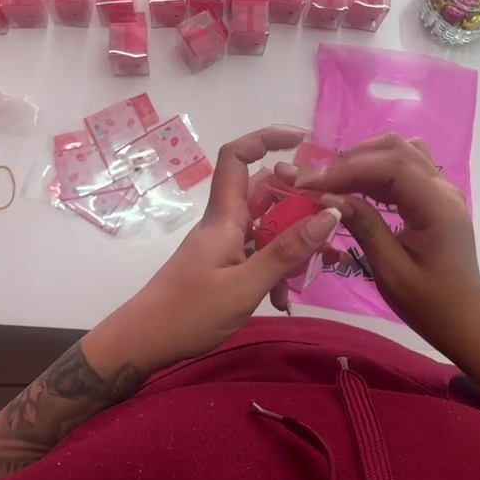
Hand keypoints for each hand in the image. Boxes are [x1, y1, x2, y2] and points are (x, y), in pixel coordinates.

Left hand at [89, 126, 341, 375]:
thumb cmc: (190, 312)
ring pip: (268, 226)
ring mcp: (226, 245)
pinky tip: (287, 300)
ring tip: (326, 263)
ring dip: (296, 242)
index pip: (238, 157)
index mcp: (225, 216)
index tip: (303, 138)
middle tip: (335, 217)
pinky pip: (260, 254)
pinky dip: (278, 270)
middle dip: (301, 201)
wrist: (144, 342)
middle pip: (266, 192)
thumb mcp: (246, 286)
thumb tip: (329, 214)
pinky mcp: (226, 266)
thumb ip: (287, 252)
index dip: (267, 138)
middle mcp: (226, 222)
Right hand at [281, 133, 479, 361]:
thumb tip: (327, 198)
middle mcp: (443, 189)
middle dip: (351, 159)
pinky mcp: (433, 196)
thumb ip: (364, 227)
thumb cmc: (429, 304)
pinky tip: (352, 186)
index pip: (392, 167)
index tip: (309, 182)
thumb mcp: (391, 272)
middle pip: (396, 149)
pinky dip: (374, 168)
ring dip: (363, 159)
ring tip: (331, 181)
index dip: (347, 168)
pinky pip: (403, 166)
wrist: (465, 321)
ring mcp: (441, 189)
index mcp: (438, 208)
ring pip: (400, 151)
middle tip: (315, 181)